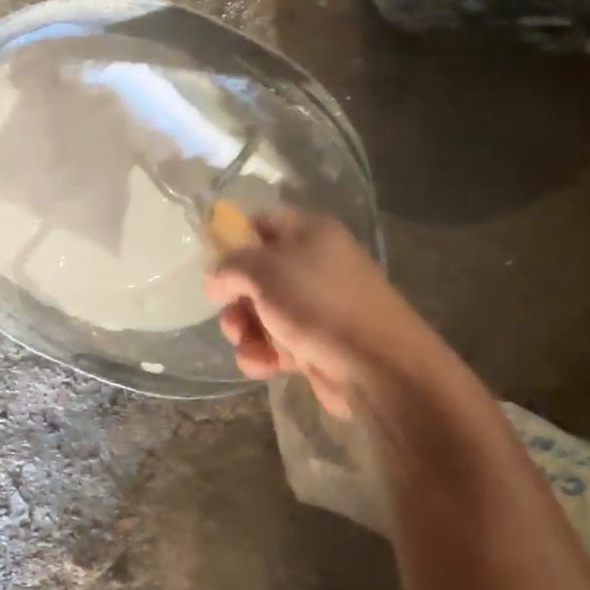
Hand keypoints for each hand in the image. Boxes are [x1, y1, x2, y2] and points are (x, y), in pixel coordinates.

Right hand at [204, 208, 424, 418]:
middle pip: (255, 273)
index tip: (212, 265)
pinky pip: (276, 342)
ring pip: (261, 312)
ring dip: (245, 330)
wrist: (377, 367)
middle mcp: (314, 264)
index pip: (260, 222)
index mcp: (309, 232)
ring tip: (247, 344)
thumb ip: (228, 265)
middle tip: (230, 314)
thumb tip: (216, 280)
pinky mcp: (316, 344)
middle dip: (234, 298)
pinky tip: (264, 365)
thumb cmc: (318, 304)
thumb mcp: (262, 270)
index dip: (232, 239)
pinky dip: (264, 354)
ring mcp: (316, 306)